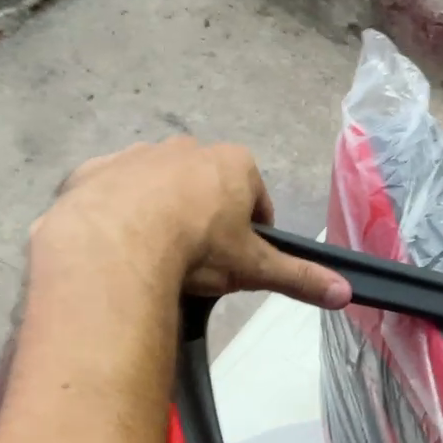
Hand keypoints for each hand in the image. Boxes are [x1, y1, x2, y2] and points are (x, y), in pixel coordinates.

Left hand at [30, 136, 350, 308]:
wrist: (116, 242)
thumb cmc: (200, 248)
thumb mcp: (255, 268)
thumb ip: (299, 278)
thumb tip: (346, 293)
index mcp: (234, 164)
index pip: (257, 198)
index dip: (254, 231)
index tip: (242, 259)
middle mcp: (187, 148)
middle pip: (208, 188)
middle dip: (208, 219)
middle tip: (202, 262)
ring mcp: (138, 155)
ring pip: (160, 187)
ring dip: (164, 214)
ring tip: (160, 257)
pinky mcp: (95, 170)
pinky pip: (114, 192)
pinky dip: (120, 215)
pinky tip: (122, 247)